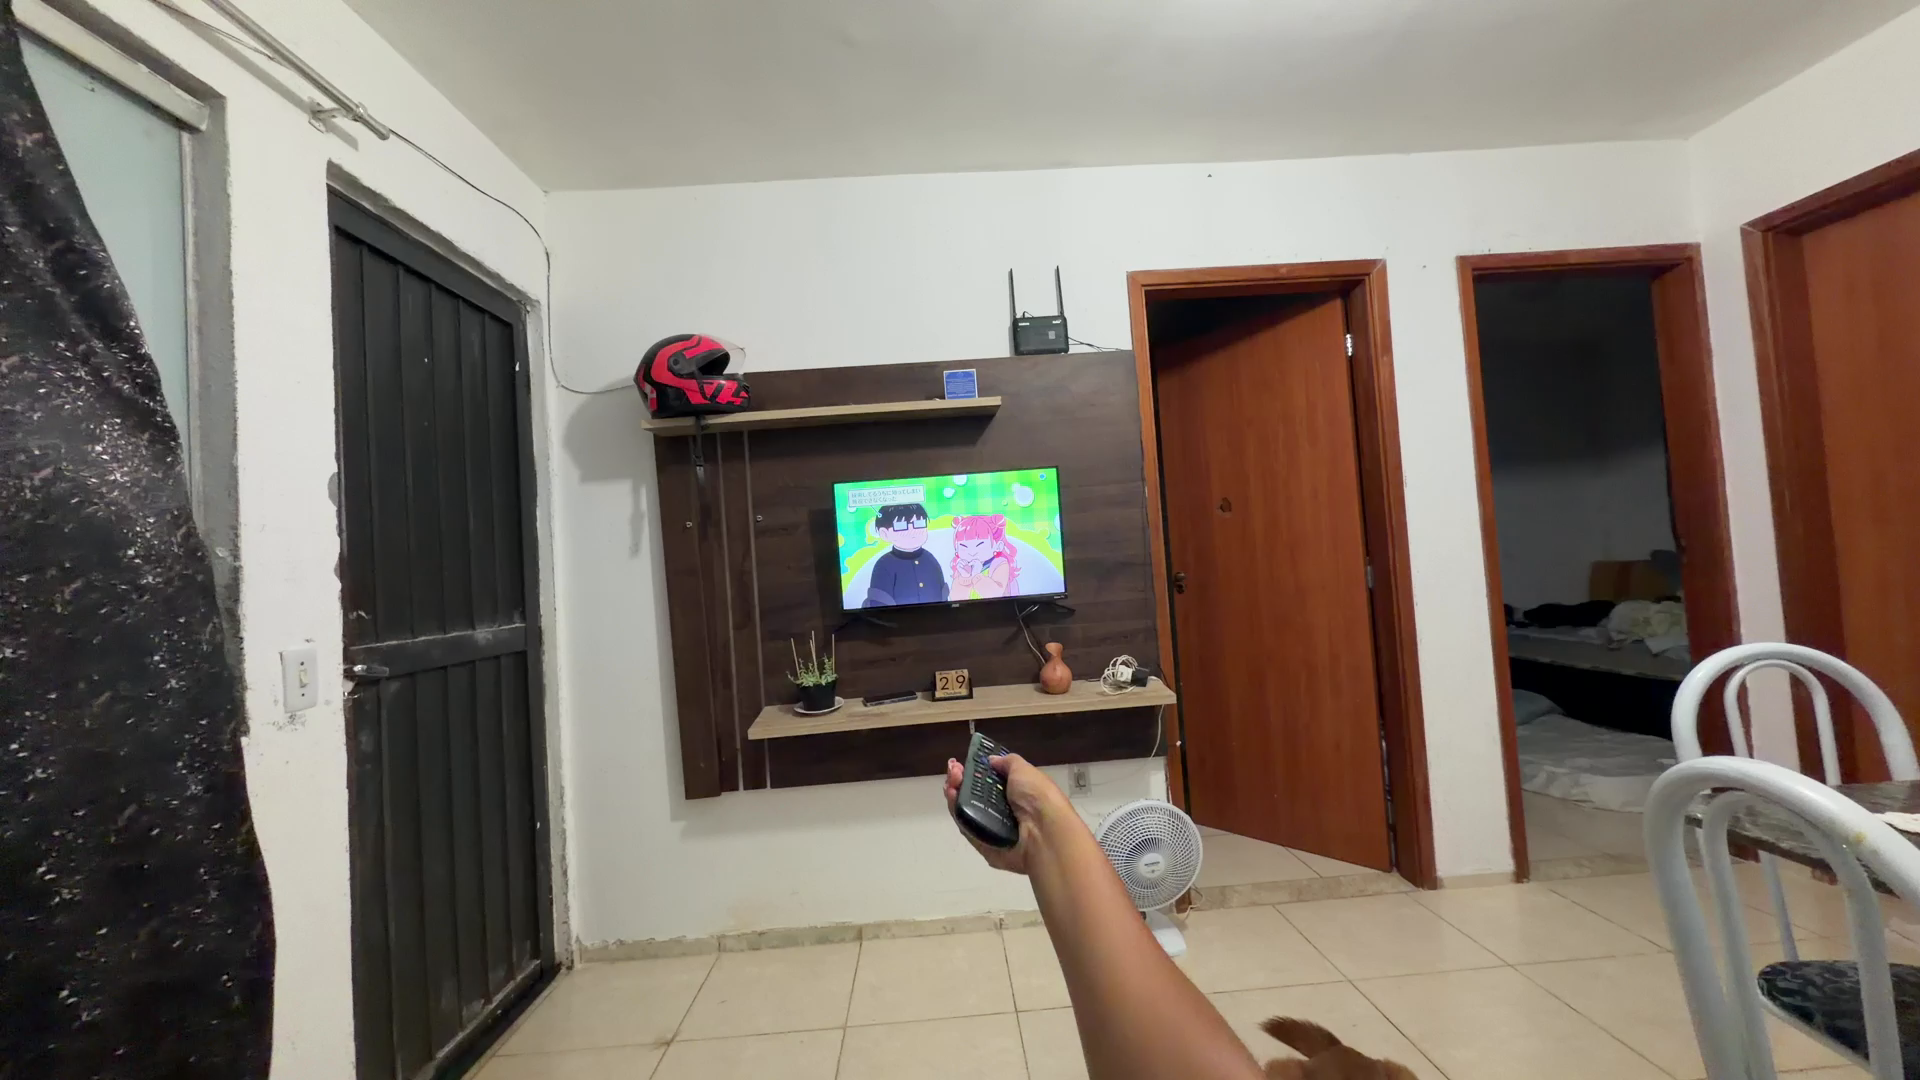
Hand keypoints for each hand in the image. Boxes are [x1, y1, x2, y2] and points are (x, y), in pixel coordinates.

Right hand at [944, 752, 1069, 874]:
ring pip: (968, 811)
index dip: (975, 771)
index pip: (990, 782)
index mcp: (1017, 793)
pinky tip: (952, 796)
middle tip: (953, 771)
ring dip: (956, 794)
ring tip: (950, 782)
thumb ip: (1007, 762)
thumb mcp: (1024, 769)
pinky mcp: (984, 845)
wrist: (1044, 832)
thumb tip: (992, 760)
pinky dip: (957, 812)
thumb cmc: (1037, 796)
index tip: (962, 763)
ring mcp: (994, 829)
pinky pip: (967, 828)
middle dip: (961, 780)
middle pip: (976, 796)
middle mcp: (1005, 811)